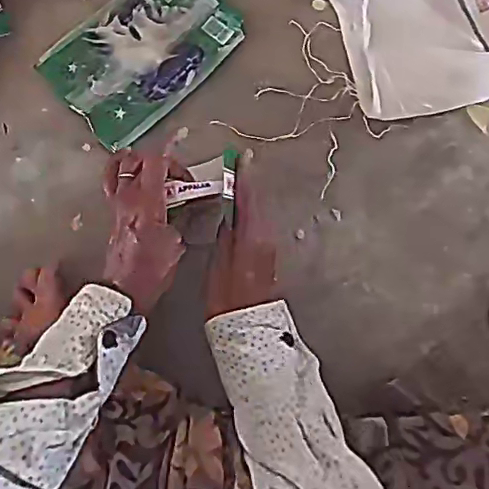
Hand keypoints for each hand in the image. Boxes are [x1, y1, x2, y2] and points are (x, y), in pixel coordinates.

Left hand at [101, 148, 185, 313]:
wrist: (126, 289)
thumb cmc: (152, 269)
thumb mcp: (177, 242)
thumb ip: (183, 217)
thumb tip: (191, 206)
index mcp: (146, 202)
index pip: (156, 163)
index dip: (174, 163)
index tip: (186, 178)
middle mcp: (128, 198)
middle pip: (139, 160)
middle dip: (160, 162)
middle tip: (174, 176)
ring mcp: (116, 203)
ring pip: (121, 166)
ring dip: (138, 162)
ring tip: (150, 167)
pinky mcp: (112, 211)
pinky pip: (112, 181)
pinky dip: (119, 171)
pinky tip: (129, 173)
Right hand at [205, 150, 279, 318]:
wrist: (251, 330)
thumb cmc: (228, 302)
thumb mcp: (218, 270)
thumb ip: (224, 240)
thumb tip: (227, 218)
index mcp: (252, 238)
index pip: (249, 200)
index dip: (246, 178)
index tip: (244, 159)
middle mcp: (267, 239)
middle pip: (258, 204)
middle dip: (249, 185)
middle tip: (241, 165)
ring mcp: (271, 248)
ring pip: (260, 215)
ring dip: (251, 200)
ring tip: (240, 184)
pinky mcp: (271, 257)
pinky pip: (261, 227)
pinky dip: (253, 215)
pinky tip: (244, 213)